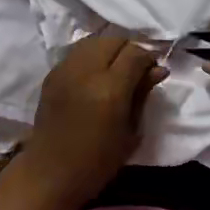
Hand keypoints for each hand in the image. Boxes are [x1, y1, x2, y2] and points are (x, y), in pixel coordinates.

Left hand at [11, 33, 167, 209]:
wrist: (52, 170)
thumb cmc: (98, 160)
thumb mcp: (130, 131)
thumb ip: (142, 94)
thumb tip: (158, 69)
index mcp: (111, 88)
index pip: (135, 53)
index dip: (148, 57)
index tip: (154, 69)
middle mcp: (86, 70)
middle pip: (113, 40)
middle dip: (129, 49)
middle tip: (136, 69)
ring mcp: (65, 69)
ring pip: (93, 41)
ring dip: (108, 50)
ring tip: (116, 69)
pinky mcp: (51, 74)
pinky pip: (76, 53)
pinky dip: (90, 56)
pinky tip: (95, 75)